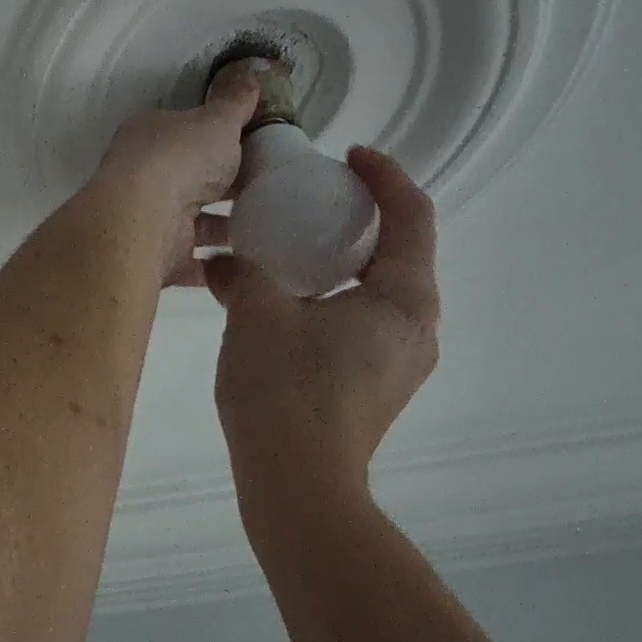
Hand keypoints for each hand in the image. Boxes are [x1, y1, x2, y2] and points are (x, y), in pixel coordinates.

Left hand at [85, 71, 259, 286]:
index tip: (250, 148)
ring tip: (266, 227)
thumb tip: (250, 76)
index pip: (184, 135)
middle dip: (222, 187)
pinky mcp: (156, 260)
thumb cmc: (179, 159)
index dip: (215, 140)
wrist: (142, 221)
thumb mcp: (216, 120)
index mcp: (148, 138)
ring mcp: (146, 221)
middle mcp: (141, 178)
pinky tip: (246, 263)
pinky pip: (192, 264)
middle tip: (268, 189)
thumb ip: (234, 103)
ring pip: (191, 224)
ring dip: (222, 228)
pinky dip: (216, 266)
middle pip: (189, 181)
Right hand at [205, 147, 440, 499]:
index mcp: (404, 299)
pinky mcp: (377, 391)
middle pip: (401, 256)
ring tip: (292, 257)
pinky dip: (333, 302)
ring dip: (342, 267)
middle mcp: (418, 329)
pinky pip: (364, 326)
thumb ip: (242, 273)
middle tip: (312, 206)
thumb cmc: (286, 390)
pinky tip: (288, 309)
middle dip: (360, 223)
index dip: (385, 177)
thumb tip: (223, 261)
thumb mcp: (255, 315)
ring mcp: (402, 365)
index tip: (349, 156)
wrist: (297, 485)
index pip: (412, 216)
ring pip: (379, 296)